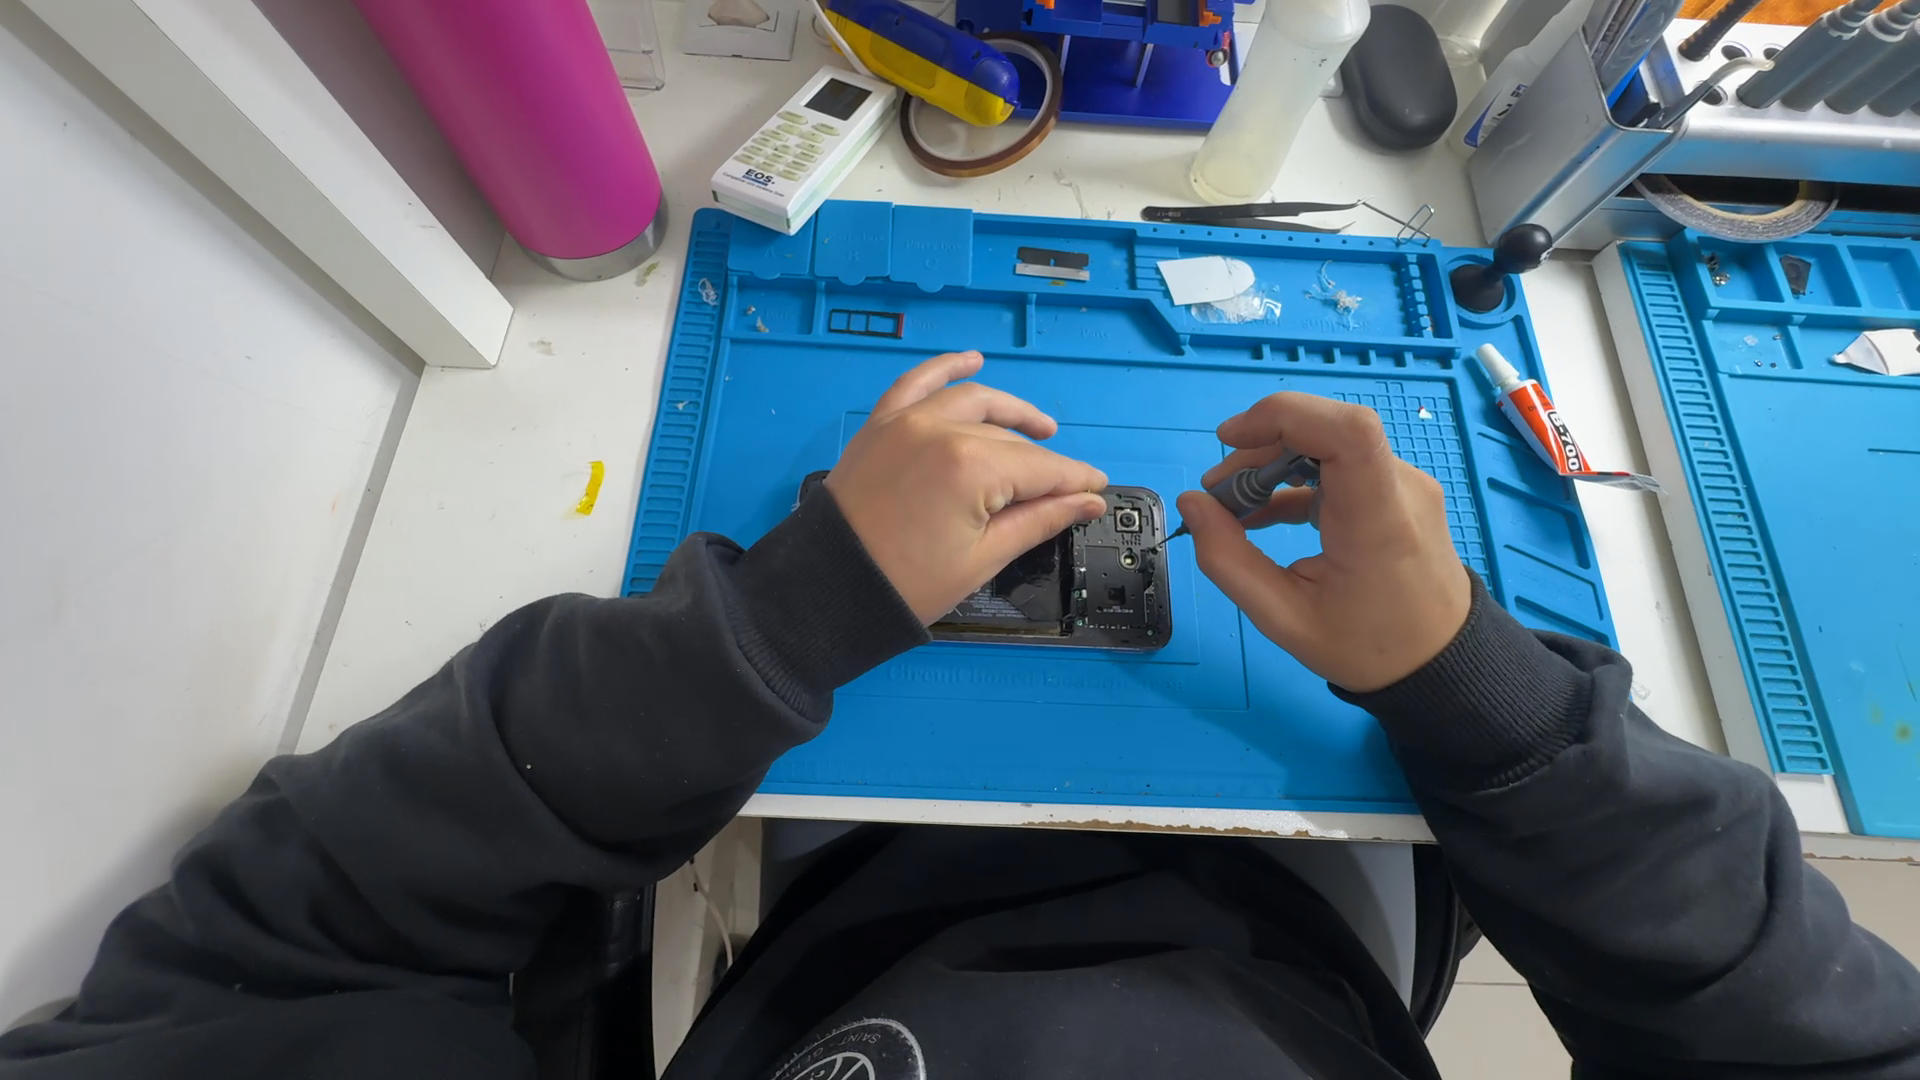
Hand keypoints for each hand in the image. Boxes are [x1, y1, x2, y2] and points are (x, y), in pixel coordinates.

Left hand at [826, 352, 1108, 623]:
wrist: (829, 590)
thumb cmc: (905, 585)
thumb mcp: (984, 558)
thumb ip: (1040, 519)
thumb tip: (1087, 501)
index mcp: (971, 467)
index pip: (1041, 468)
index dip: (1074, 481)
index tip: (1096, 489)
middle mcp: (940, 429)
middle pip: (1010, 439)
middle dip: (1044, 461)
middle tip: (1067, 482)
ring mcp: (906, 421)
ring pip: (972, 401)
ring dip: (1010, 410)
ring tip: (1039, 426)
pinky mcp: (881, 424)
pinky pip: (916, 383)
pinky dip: (945, 369)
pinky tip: (971, 361)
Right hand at [1179, 394, 1469, 692]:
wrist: (1439, 663)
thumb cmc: (1365, 646)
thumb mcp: (1281, 617)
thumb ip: (1227, 559)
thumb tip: (1191, 502)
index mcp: (1377, 521)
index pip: (1346, 430)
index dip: (1281, 416)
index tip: (1228, 440)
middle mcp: (1399, 488)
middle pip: (1323, 430)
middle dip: (1257, 449)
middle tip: (1214, 492)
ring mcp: (1401, 485)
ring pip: (1325, 443)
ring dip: (1268, 464)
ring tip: (1230, 506)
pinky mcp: (1393, 491)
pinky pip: (1335, 464)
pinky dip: (1289, 480)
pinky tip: (1258, 513)